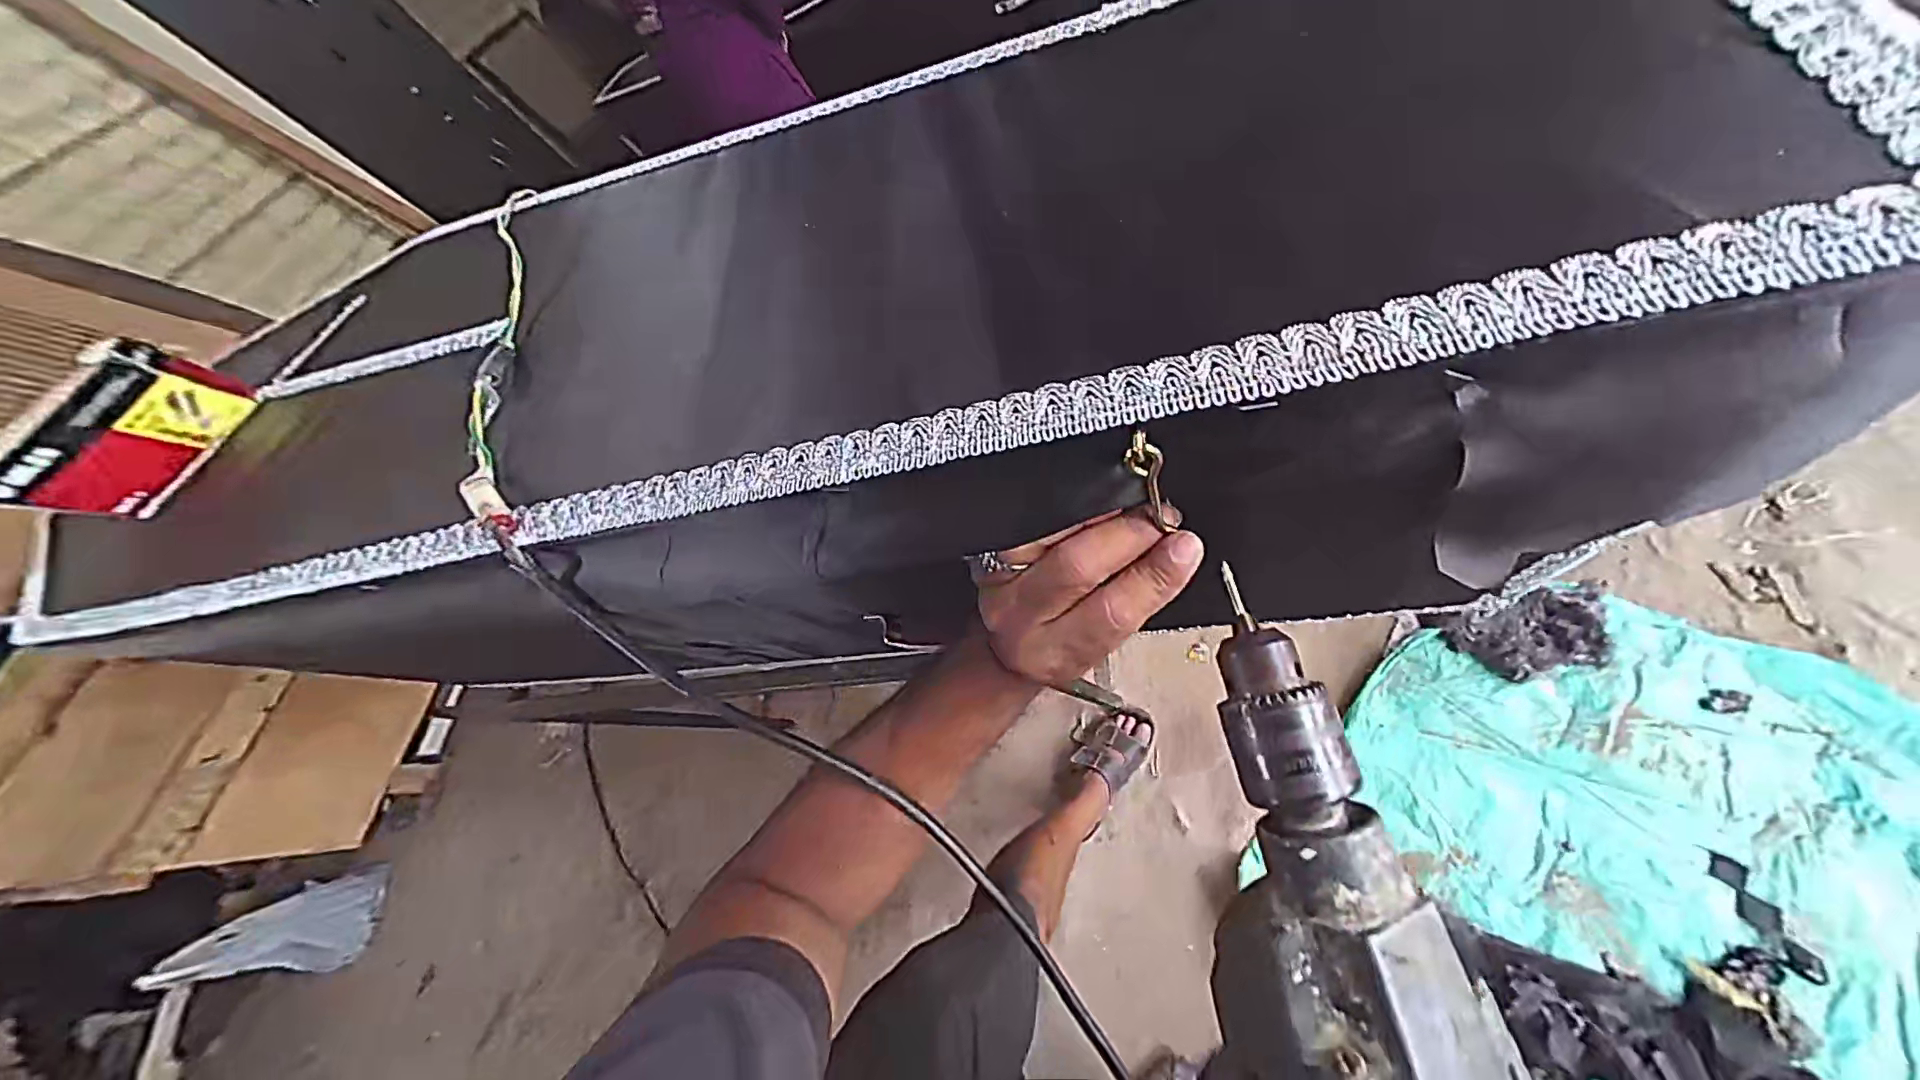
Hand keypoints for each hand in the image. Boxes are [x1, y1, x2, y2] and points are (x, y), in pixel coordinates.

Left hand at [972, 507, 1204, 686]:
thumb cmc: (1062, 639)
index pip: (1111, 613)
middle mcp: (1023, 619)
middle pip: (1076, 566)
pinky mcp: (990, 550)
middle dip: (1130, 534)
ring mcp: (999, 582)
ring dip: (1100, 513)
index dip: (1154, 576)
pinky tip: (1092, 503)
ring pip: (1051, 533)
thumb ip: (1135, 599)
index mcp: (1059, 652)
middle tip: (1161, 517)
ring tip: (1131, 507)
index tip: (1185, 546)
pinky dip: (1069, 505)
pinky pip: (1033, 518)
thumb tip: (1179, 548)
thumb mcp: (1102, 639)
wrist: (1007, 643)